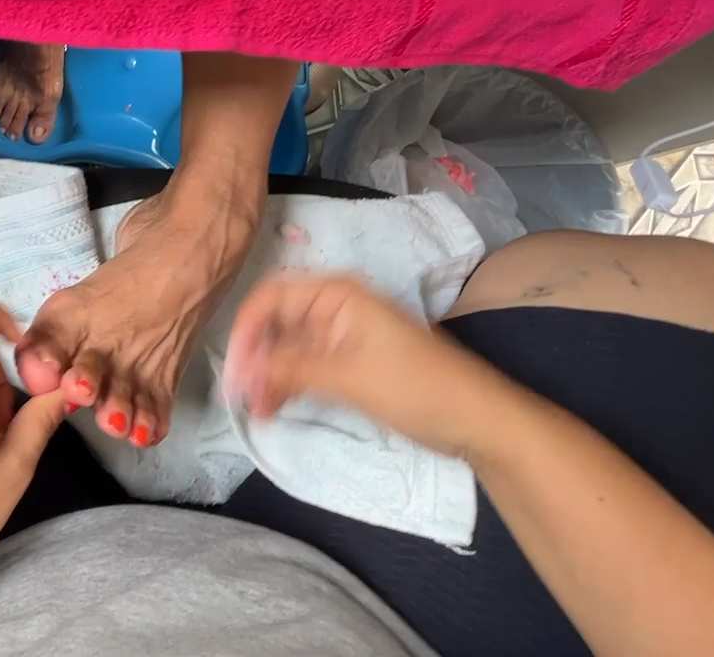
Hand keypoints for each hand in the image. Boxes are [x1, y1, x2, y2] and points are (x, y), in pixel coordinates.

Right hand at [222, 274, 516, 456]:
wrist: (480, 422)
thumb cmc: (417, 386)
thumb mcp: (347, 376)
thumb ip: (289, 369)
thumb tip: (239, 375)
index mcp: (336, 292)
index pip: (271, 296)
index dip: (246, 328)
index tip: (233, 366)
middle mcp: (333, 306)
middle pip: (276, 322)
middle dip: (254, 356)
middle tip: (241, 394)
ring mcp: (339, 335)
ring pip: (286, 347)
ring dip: (267, 374)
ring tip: (255, 408)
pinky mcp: (345, 363)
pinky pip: (302, 366)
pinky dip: (285, 384)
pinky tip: (273, 407)